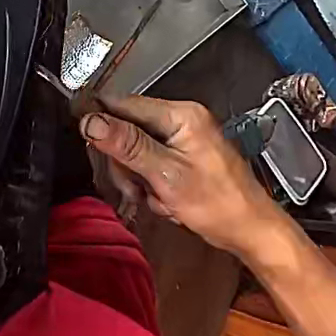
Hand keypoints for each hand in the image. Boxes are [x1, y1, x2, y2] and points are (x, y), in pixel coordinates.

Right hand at [81, 95, 291, 260]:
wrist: (251, 231)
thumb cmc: (218, 204)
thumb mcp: (166, 175)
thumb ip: (128, 146)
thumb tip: (93, 121)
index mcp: (181, 114)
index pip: (124, 104)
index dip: (101, 120)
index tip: (84, 139)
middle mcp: (182, 119)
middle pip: (128, 128)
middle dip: (125, 162)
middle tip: (133, 188)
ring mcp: (183, 137)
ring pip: (136, 150)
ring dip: (138, 178)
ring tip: (155, 199)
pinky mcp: (183, 155)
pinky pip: (151, 162)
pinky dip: (151, 184)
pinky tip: (166, 200)